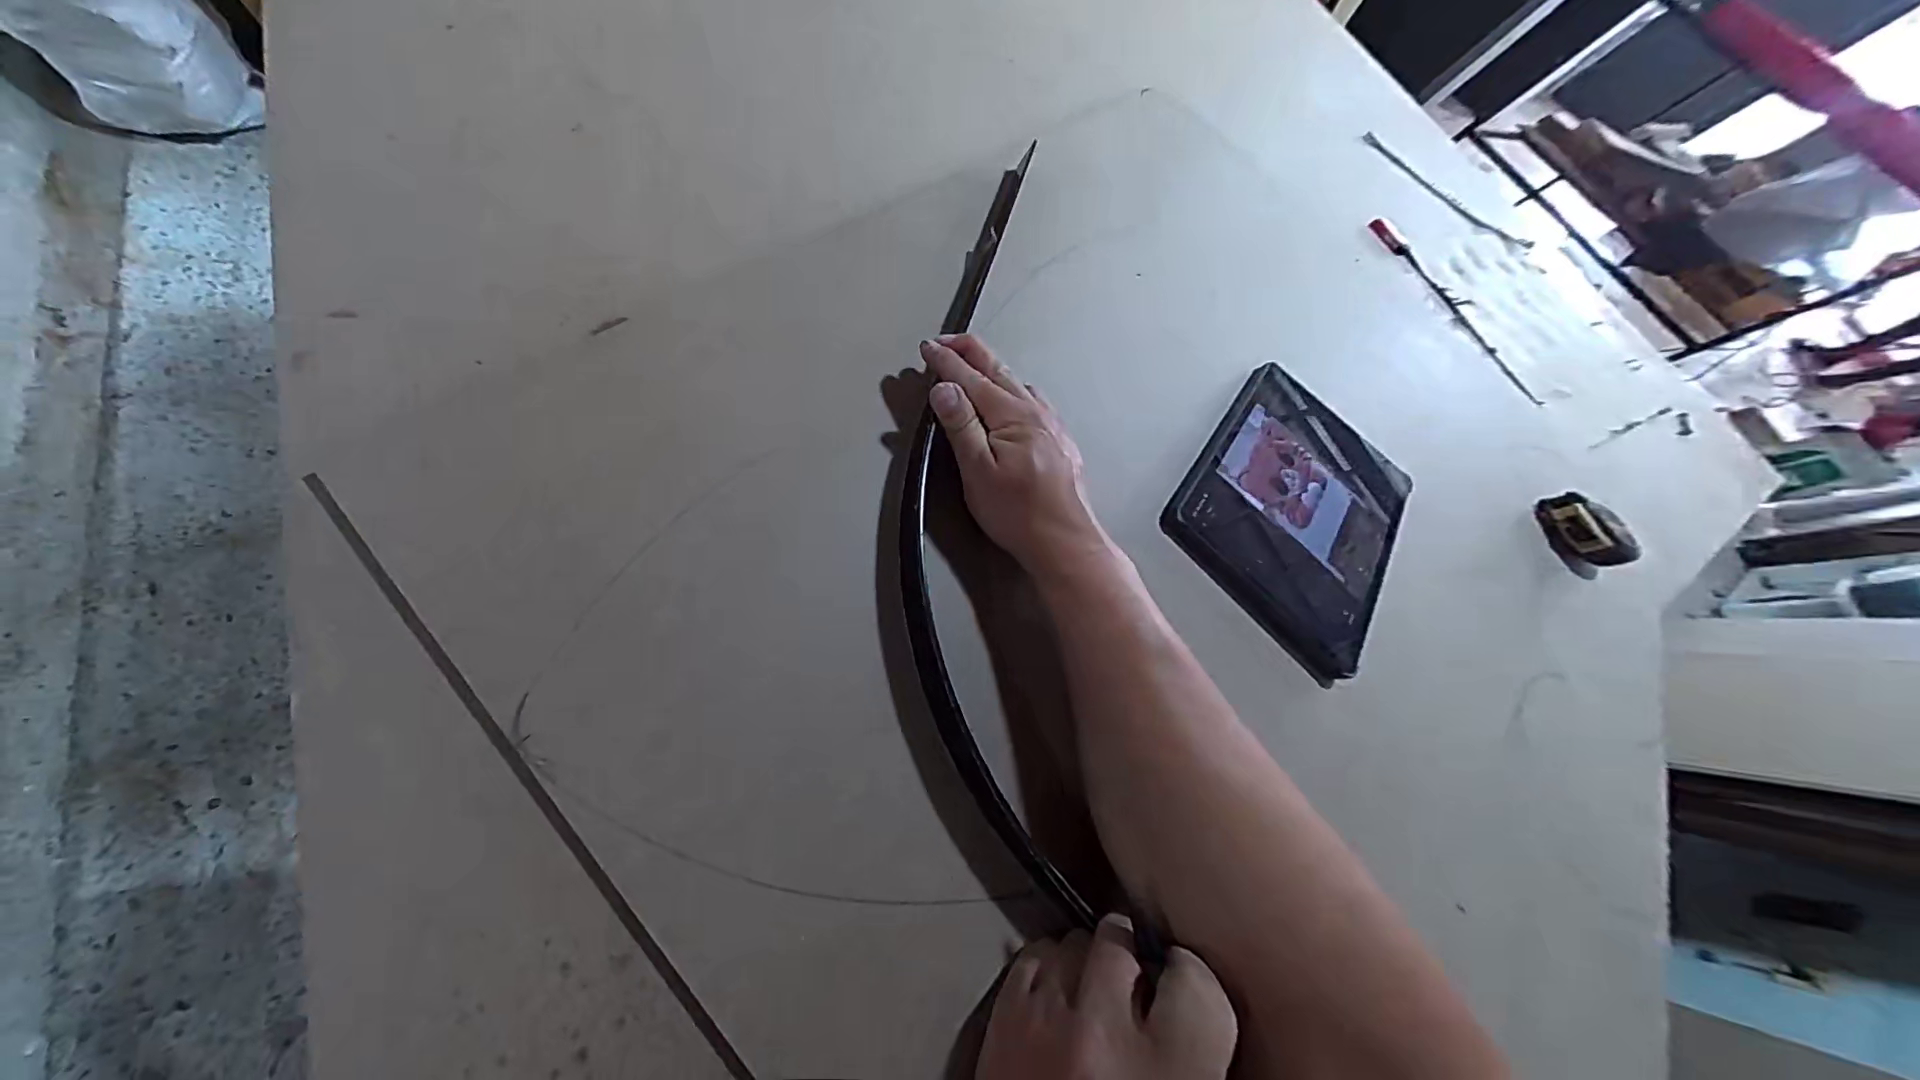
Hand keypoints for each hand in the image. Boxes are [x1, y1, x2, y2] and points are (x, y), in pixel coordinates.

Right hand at [919, 335, 1111, 576]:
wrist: (1064, 542)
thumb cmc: (1021, 514)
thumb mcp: (978, 472)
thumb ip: (961, 426)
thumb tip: (944, 389)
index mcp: (1012, 415)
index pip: (970, 377)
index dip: (945, 361)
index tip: (928, 350)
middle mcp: (1035, 412)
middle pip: (997, 369)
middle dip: (968, 352)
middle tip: (946, 344)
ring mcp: (1051, 425)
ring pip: (1016, 383)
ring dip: (989, 369)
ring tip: (971, 367)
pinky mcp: (1058, 440)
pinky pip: (1032, 400)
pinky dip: (1011, 388)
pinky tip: (1009, 398)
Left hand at [976, 915, 1237, 1079]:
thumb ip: (1192, 1052)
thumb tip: (1181, 991)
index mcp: (1170, 1067)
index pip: (1195, 979)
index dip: (1188, 976)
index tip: (1181, 981)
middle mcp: (1107, 1031)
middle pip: (1124, 942)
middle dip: (1131, 961)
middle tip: (1133, 990)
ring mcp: (1048, 1018)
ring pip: (1076, 940)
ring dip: (1087, 962)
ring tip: (1092, 996)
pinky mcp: (1004, 1016)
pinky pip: (1034, 954)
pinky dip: (1047, 968)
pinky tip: (1056, 998)